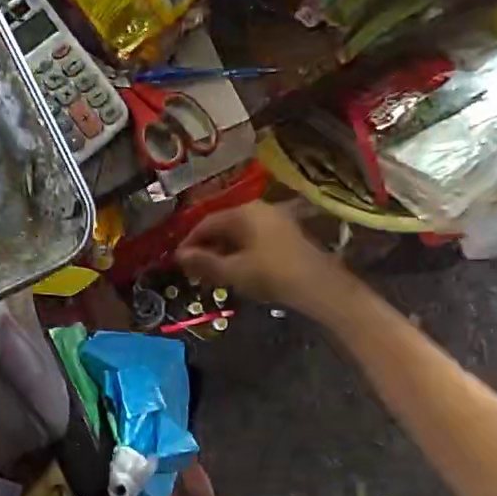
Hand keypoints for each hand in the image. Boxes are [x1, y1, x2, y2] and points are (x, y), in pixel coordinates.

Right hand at [173, 202, 355, 319]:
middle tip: (193, 269)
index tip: (178, 260)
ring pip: (239, 233)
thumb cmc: (272, 275)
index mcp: (244, 212)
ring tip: (212, 272)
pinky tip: (236, 270)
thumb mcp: (233, 271)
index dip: (189, 241)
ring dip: (223, 251)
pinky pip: (254, 238)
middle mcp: (260, 209)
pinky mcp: (287, 234)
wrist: (319, 286)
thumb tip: (179, 255)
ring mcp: (276, 220)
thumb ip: (204, 262)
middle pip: (223, 225)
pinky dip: (240, 252)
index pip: (207, 222)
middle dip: (206, 247)